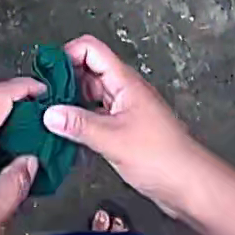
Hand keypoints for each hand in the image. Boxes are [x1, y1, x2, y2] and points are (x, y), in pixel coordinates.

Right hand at [42, 35, 216, 217]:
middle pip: (88, 68)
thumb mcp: (113, 139)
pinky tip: (68, 133)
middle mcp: (123, 88)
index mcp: (123, 80)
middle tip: (43, 98)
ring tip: (50, 116)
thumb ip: (79, 124)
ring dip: (71, 100)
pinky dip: (81, 117)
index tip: (48, 74)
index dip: (67, 54)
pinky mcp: (124, 126)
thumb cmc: (160, 157)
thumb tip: (48, 113)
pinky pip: (96, 112)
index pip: (90, 49)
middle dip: (64, 78)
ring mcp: (123, 107)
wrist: (190, 185)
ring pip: (90, 92)